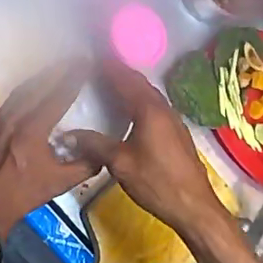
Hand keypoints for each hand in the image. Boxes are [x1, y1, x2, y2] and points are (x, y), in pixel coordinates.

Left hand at [0, 61, 98, 236]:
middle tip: (71, 60)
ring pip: (15, 95)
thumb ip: (84, 166)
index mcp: (33, 130)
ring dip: (32, 81)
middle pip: (36, 90)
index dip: (73, 79)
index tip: (85, 64)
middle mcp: (12, 120)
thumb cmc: (22, 195)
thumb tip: (102, 153)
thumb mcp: (59, 183)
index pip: (57, 98)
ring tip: (47, 70)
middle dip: (56, 73)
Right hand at [63, 58, 237, 245]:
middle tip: (96, 66)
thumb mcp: (119, 163)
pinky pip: (153, 107)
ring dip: (128, 86)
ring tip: (107, 84)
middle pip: (138, 83)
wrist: (194, 208)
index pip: (125, 79)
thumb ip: (94, 144)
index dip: (108, 66)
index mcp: (148, 111)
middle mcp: (163, 109)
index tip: (91, 55)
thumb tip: (68, 134)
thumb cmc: (156, 182)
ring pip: (147, 95)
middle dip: (118, 72)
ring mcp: (172, 121)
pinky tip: (126, 110)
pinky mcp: (176, 134)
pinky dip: (137, 100)